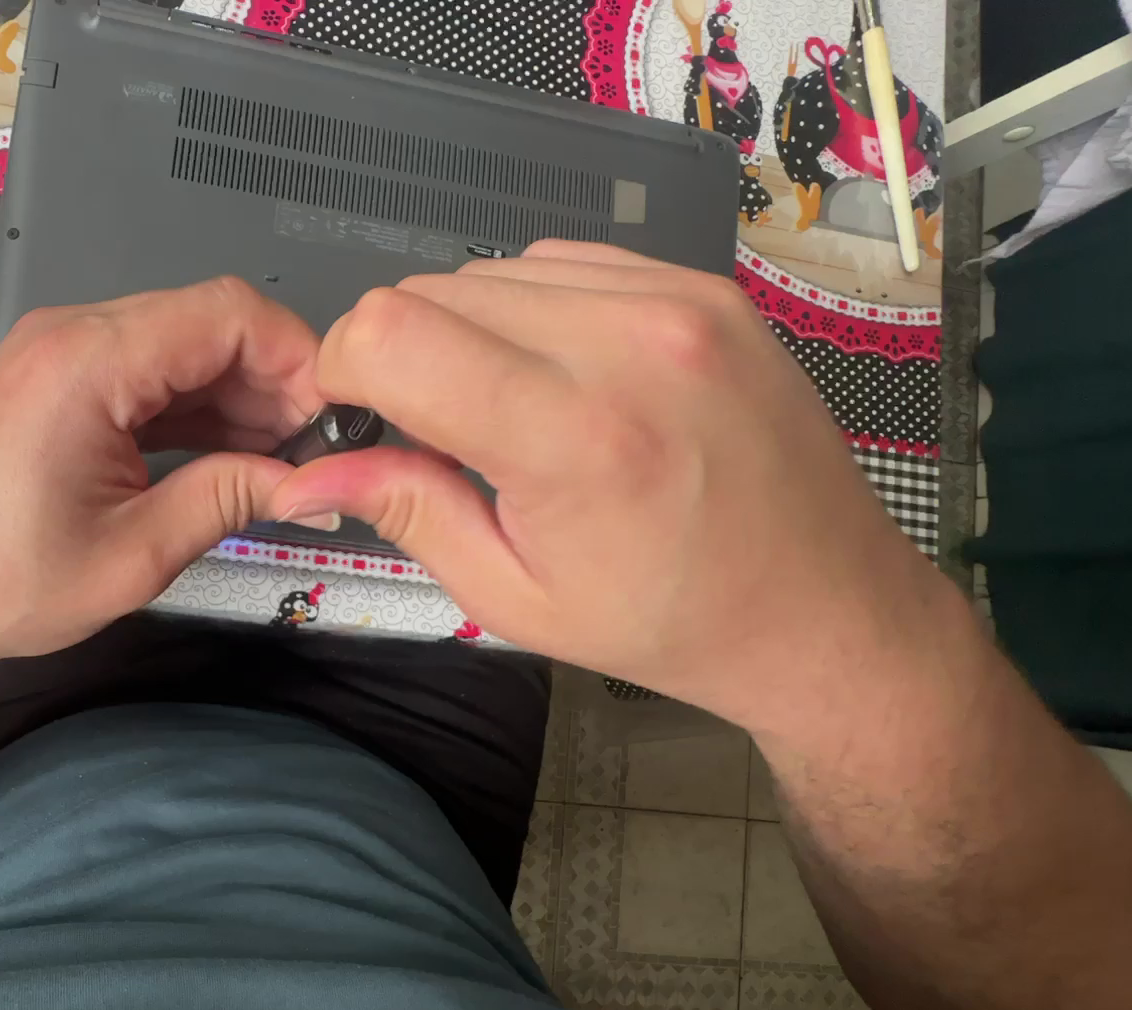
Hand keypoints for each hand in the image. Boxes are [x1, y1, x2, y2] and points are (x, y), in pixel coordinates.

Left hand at [0, 277, 322, 682]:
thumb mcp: (132, 555)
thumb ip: (226, 500)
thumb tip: (304, 483)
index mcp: (87, 362)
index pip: (228, 313)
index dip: (296, 357)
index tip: (328, 416)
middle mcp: (69, 336)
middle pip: (206, 323)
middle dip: (272, 381)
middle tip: (310, 449)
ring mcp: (57, 355)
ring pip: (179, 348)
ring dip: (235, 397)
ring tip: (274, 460)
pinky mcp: (53, 383)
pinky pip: (142, 375)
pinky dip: (190, 409)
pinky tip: (225, 453)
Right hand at [265, 240, 957, 723]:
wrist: (823, 608)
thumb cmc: (662, 621)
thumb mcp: (508, 593)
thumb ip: (403, 510)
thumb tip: (309, 473)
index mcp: (571, 436)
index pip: (390, 335)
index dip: (340, 370)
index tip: (354, 418)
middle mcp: (625, 340)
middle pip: (424, 292)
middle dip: (392, 356)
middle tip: (423, 429)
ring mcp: (671, 298)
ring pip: (481, 271)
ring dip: (454, 334)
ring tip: (492, 408)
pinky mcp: (696, 284)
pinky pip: (551, 265)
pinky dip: (516, 312)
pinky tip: (545, 374)